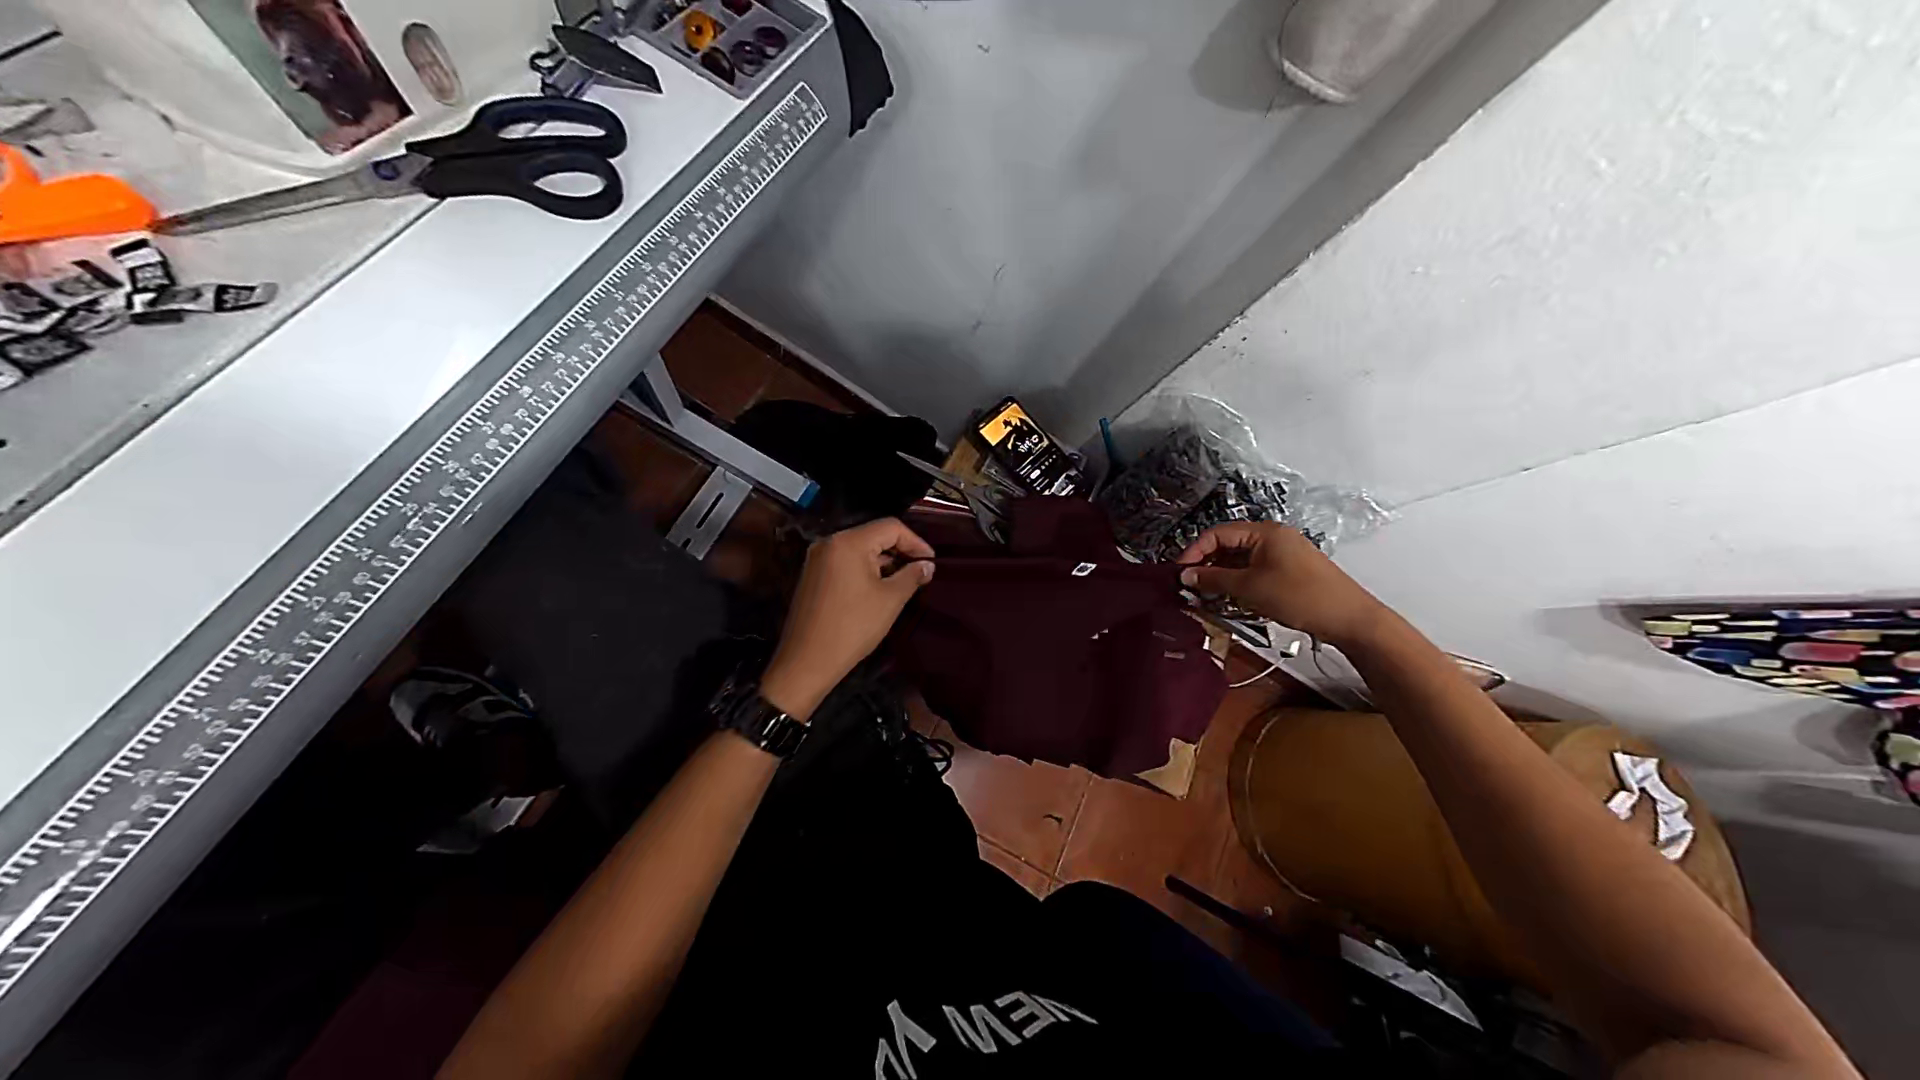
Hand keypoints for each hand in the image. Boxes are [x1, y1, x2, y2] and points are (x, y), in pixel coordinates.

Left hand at [760, 518, 934, 720]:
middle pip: (874, 535)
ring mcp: (817, 559)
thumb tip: (927, 565)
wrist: (807, 661)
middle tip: (921, 572)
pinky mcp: (812, 575)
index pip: (890, 527)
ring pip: (859, 549)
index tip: (931, 562)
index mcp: (848, 542)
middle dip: (900, 551)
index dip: (916, 542)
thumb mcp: (890, 600)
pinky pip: (845, 562)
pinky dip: (865, 569)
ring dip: (884, 561)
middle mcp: (829, 543)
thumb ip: (912, 576)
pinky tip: (879, 588)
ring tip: (904, 582)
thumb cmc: (853, 627)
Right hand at [1176, 522, 1390, 646]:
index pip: (1217, 533)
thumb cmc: (1298, 597)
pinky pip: (1255, 570)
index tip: (1179, 573)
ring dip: (1221, 576)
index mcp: (1264, 532)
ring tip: (1205, 596)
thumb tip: (1184, 575)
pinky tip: (1229, 599)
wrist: (1350, 619)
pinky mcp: (1289, 571)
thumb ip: (1213, 579)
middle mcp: (1273, 537)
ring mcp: (1283, 553)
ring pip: (1241, 559)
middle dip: (1206, 565)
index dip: (1194, 551)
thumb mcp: (1249, 588)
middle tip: (1189, 587)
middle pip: (1228, 545)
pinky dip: (1238, 582)